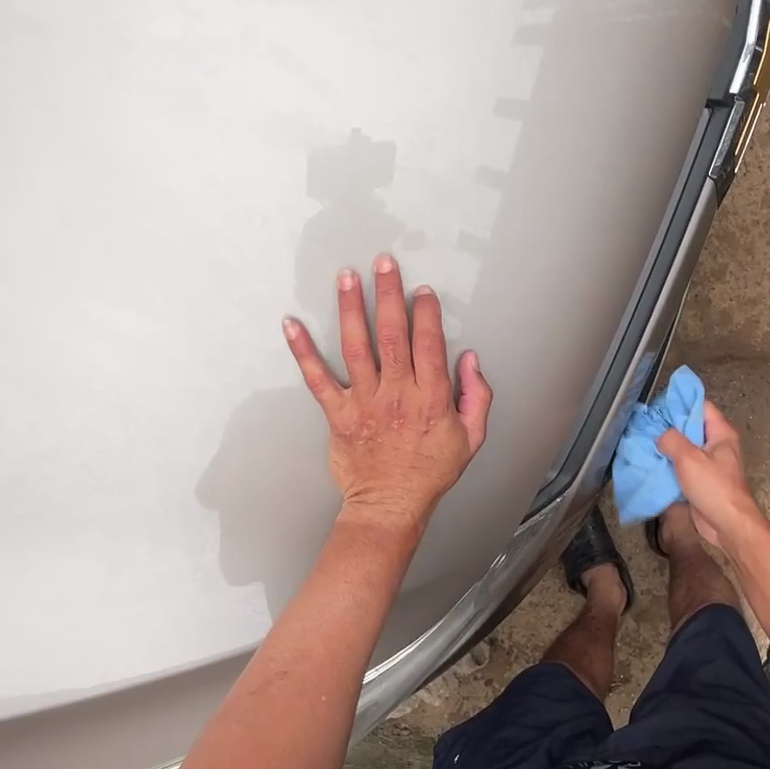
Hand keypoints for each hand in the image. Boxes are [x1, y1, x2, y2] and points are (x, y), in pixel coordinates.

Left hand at [283, 254, 491, 532]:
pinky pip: (318, 379)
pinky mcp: (339, 415)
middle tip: (384, 263)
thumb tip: (469, 360)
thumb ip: (477, 396)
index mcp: (431, 399)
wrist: (391, 505)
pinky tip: (292, 325)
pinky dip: (303, 352)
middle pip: (393, 335)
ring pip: (357, 347)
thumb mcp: (472, 438)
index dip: (426, 313)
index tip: (423, 291)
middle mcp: (398, 395)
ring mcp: (365, 403)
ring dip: (351, 309)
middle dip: (389, 294)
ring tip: (347, 277)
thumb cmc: (430, 472)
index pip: (429, 344)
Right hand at [656, 402, 769, 550]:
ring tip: (646, 445)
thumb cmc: (714, 488)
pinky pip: (685, 467)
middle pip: (691, 427)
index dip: (680, 405)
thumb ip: (672, 440)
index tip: (659, 408)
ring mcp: (711, 463)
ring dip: (668, 449)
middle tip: (647, 428)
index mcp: (721, 433)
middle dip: (670, 428)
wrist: (727, 524)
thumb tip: (661, 436)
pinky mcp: (703, 480)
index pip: (701, 407)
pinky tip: (654, 465)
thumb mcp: (689, 458)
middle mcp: (718, 445)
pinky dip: (671, 465)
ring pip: (686, 448)